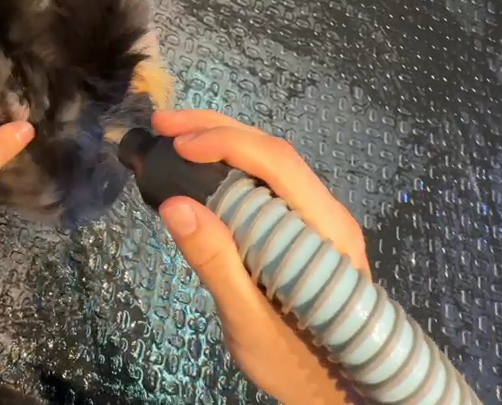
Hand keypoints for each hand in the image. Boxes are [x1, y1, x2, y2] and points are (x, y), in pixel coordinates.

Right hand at [153, 110, 367, 404]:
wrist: (339, 395)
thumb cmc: (298, 364)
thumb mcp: (251, 324)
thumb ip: (217, 265)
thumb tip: (174, 205)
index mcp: (324, 229)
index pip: (277, 162)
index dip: (226, 142)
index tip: (178, 145)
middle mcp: (324, 211)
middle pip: (270, 149)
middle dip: (214, 128)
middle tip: (162, 124)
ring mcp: (313, 216)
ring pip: (266, 157)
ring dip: (217, 137)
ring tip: (171, 134)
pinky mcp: (297, 224)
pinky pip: (262, 177)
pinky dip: (225, 159)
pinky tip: (196, 163)